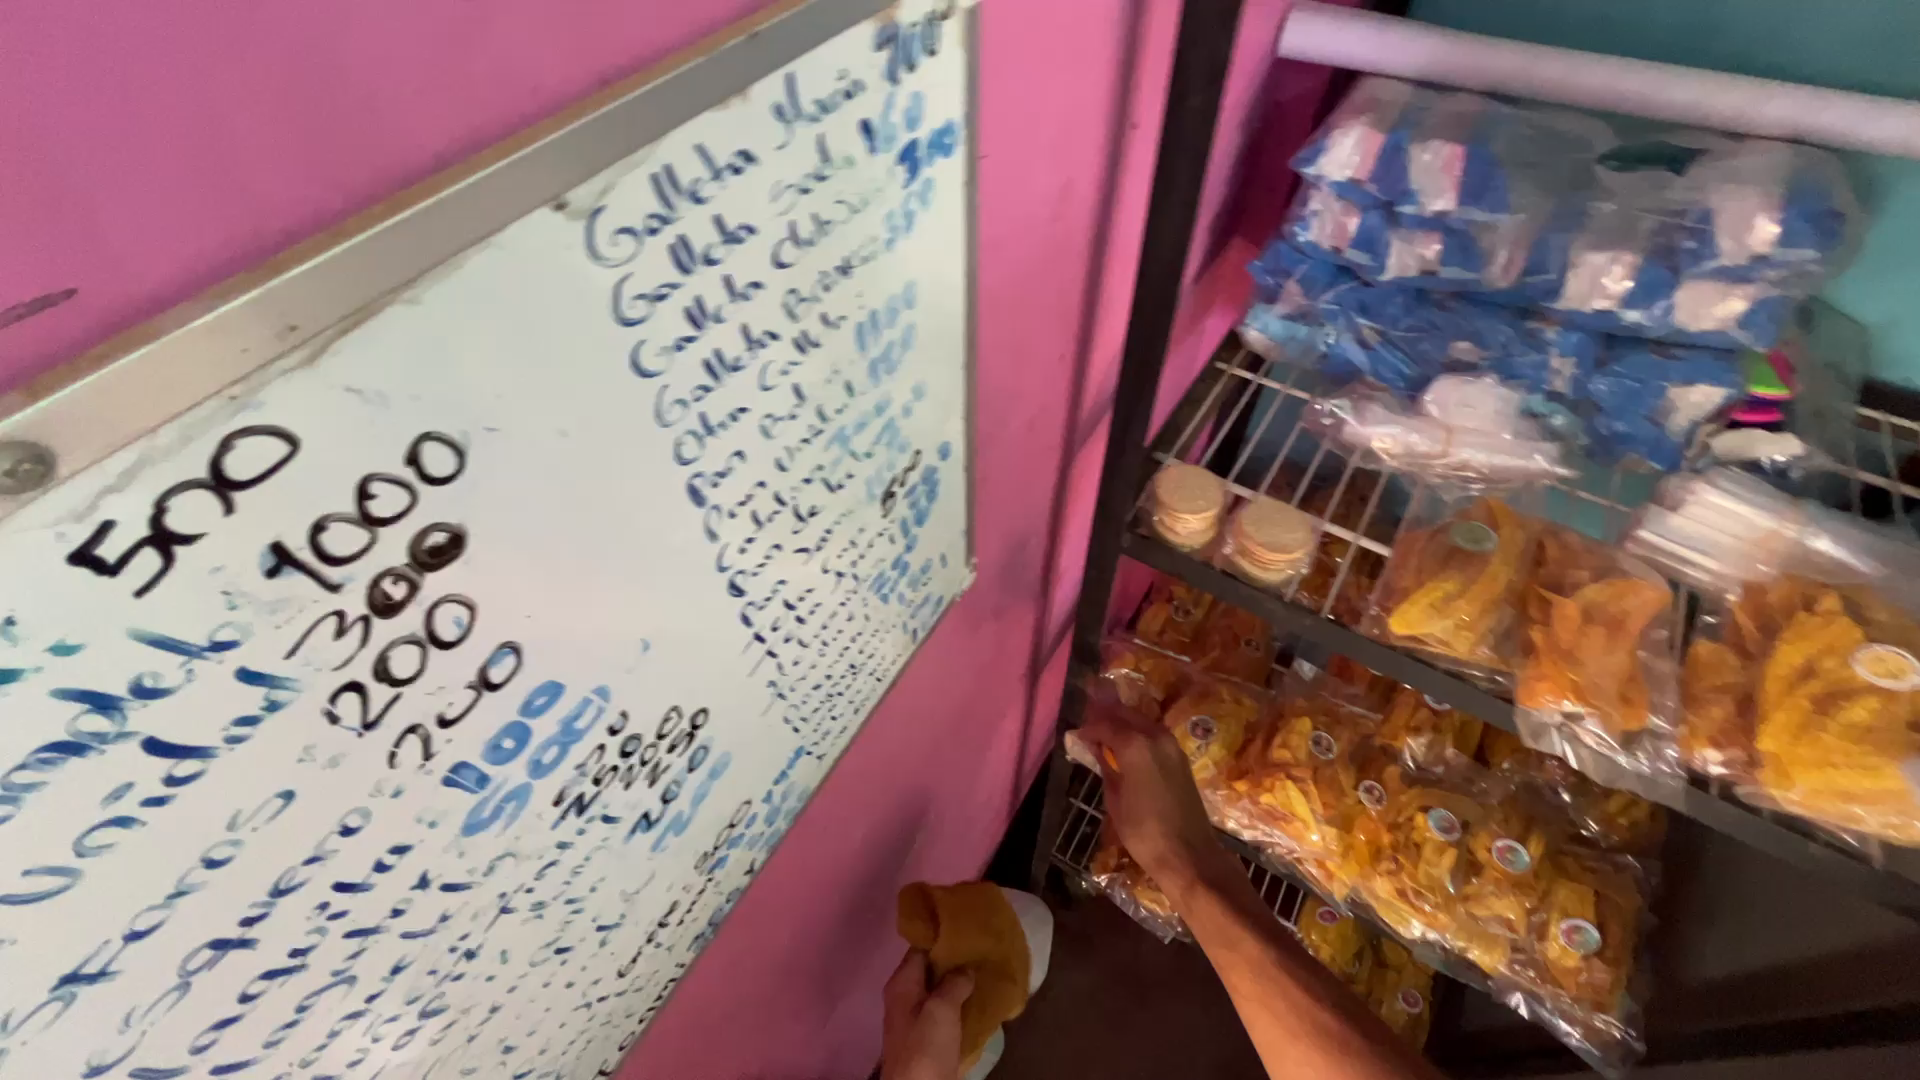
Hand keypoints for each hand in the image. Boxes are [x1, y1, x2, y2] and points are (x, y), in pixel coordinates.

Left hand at [881, 949, 975, 1079]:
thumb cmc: (925, 1049)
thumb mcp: (940, 1009)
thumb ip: (953, 982)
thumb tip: (965, 968)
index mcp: (902, 983)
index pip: (921, 948)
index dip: (943, 936)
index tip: (968, 928)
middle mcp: (906, 998)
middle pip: (932, 970)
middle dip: (956, 961)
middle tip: (983, 949)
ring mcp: (918, 1021)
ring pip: (941, 992)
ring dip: (961, 984)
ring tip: (987, 972)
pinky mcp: (931, 1041)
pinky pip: (948, 1014)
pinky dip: (962, 1006)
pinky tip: (981, 1001)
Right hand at [1078, 693, 1231, 897]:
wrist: (1188, 854)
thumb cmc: (1143, 831)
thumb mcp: (1114, 798)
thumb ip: (1105, 765)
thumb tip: (1095, 748)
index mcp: (1135, 745)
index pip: (1105, 724)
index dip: (1089, 729)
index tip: (1077, 736)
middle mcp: (1155, 736)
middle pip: (1125, 714)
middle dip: (1106, 717)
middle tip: (1089, 728)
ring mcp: (1172, 745)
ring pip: (1141, 721)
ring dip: (1123, 723)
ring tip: (1106, 736)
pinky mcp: (1181, 757)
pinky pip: (1154, 734)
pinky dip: (1138, 734)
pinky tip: (1127, 747)